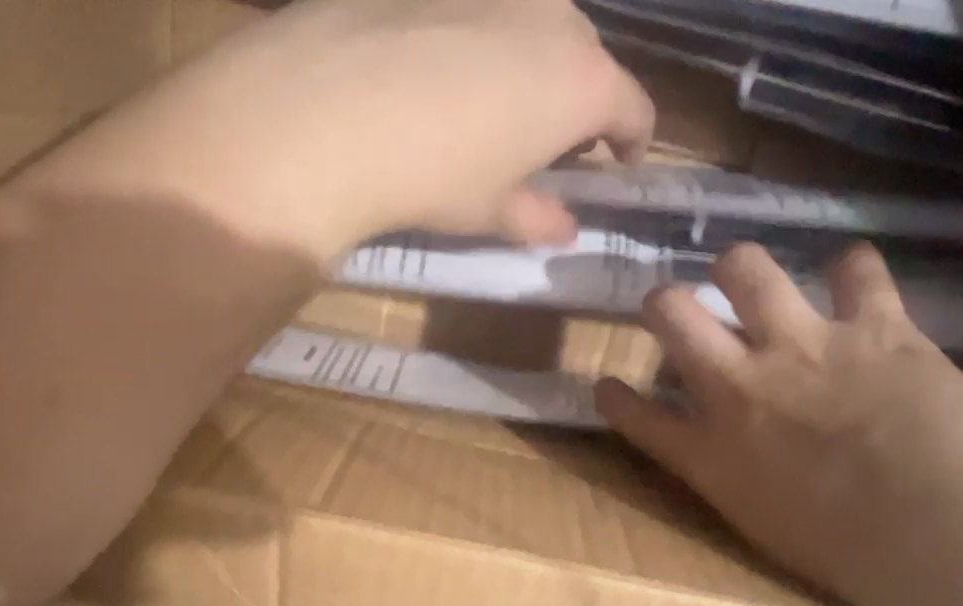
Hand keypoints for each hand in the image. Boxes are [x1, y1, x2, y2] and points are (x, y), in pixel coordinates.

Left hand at [118, 0, 654, 251]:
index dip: (630, 142)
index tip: (615, 163)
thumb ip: (536, 217)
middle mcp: (552, 18)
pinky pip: (474, 13)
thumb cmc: (434, 176)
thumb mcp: (490, 211)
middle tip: (544, 143)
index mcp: (583, 82)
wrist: (328, 112)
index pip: (634, 110)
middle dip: (575, 101)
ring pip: (531, 27)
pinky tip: (431, 79)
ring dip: (525, 66)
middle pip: (586, 60)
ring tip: (486, 109)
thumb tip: (563, 227)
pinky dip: (471, 43)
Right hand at [595, 244, 962, 605]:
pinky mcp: (873, 325)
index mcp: (711, 456)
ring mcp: (803, 347)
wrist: (946, 525)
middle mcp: (740, 388)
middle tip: (674, 309)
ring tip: (749, 277)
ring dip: (742, 268)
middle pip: (671, 316)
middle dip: (663, 304)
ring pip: (745, 267)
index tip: (609, 386)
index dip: (615, 396)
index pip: (636, 415)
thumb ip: (739, 484)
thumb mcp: (768, 532)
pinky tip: (855, 280)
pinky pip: (855, 269)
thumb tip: (741, 465)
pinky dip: (853, 272)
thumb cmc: (854, 558)